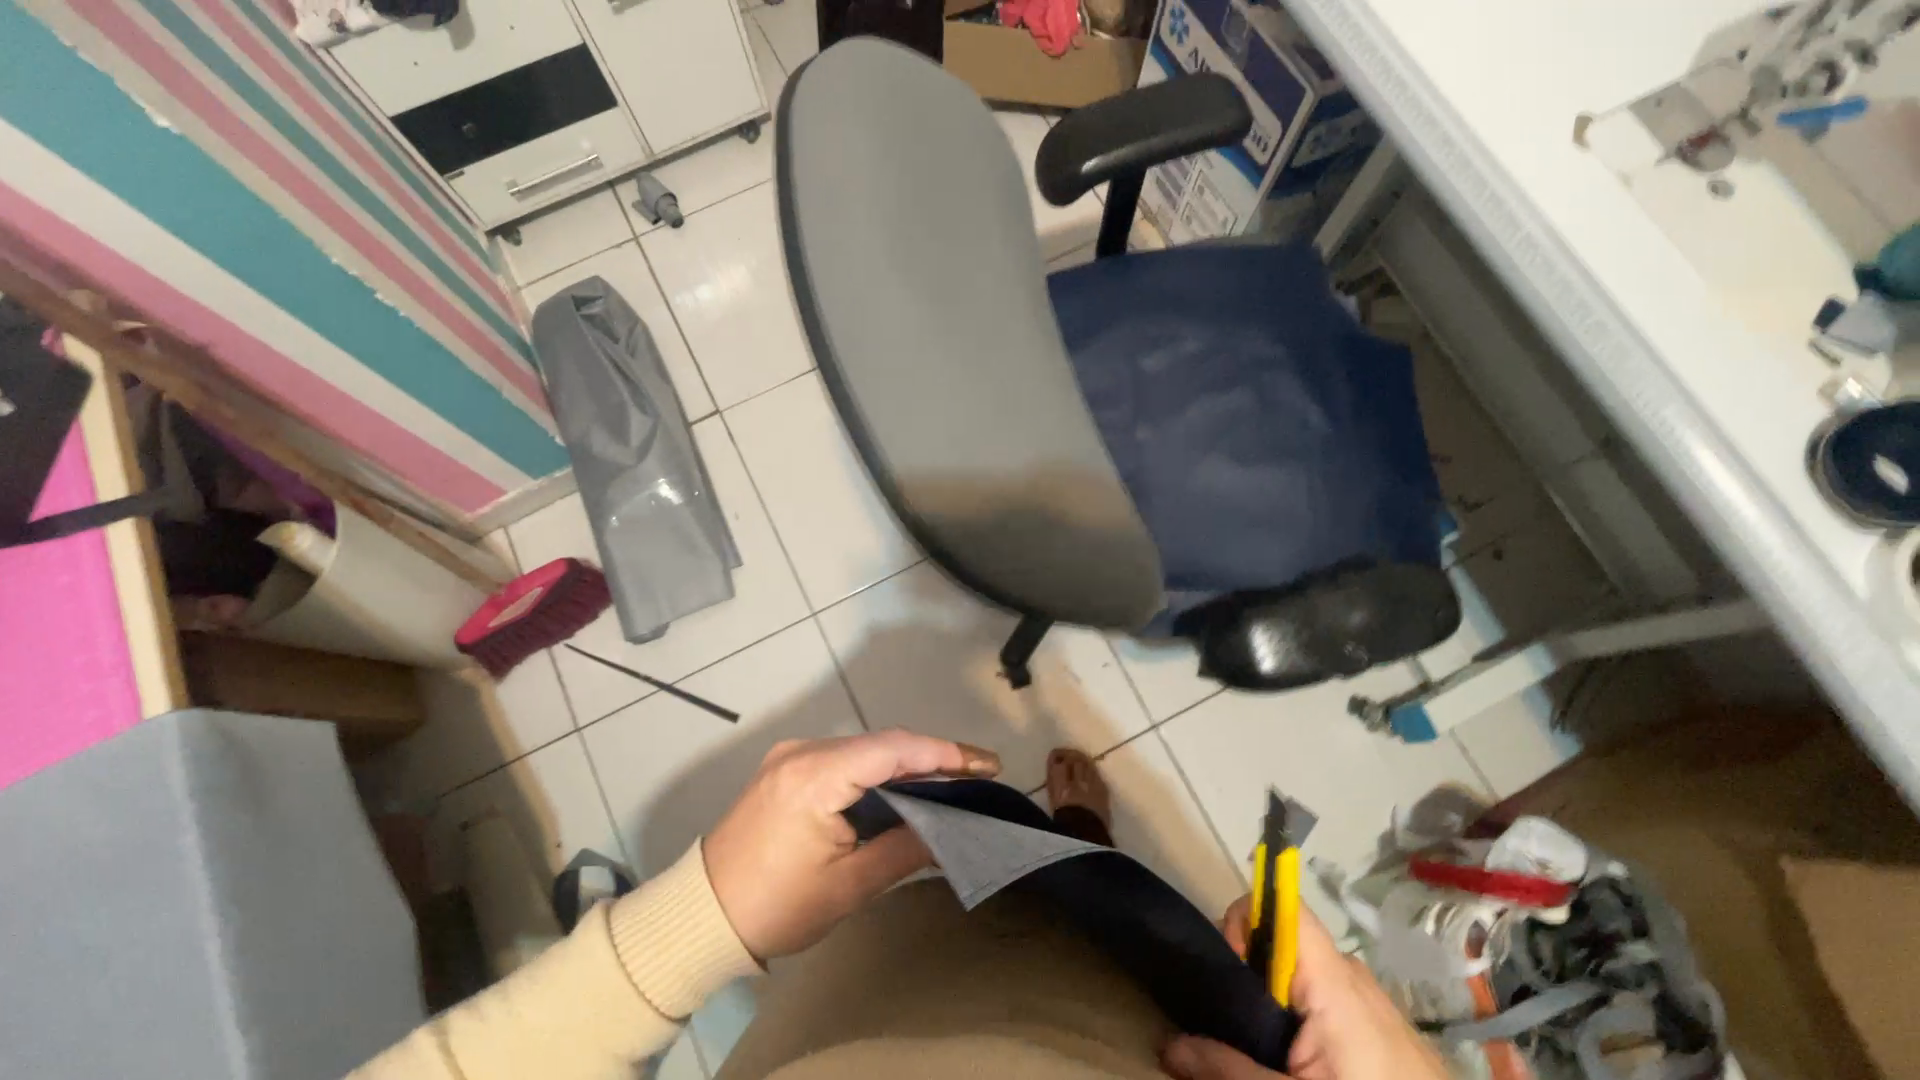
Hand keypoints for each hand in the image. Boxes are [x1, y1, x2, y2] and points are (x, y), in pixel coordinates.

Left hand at [703, 729, 999, 959]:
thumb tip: (951, 833)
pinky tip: (904, 787)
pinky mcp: (785, 769)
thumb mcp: (849, 885)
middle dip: (932, 757)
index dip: (945, 753)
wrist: (701, 916)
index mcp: (816, 776)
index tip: (987, 764)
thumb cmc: (777, 905)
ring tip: (952, 782)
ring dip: (906, 764)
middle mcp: (802, 752)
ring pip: (864, 749)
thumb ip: (905, 850)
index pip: (894, 749)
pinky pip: (844, 760)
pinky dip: (877, 771)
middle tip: (978, 774)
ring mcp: (790, 757)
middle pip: (881, 743)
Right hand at [1163, 897, 1448, 1079]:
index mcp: (1334, 981)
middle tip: (1231, 1029)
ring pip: (1302, 977)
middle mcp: (1352, 975)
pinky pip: (1325, 1000)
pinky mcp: (1379, 1025)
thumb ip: (1228, 1068)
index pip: (1281, 905)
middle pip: (1282, 944)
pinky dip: (1300, 1021)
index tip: (1224, 968)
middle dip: (1247, 976)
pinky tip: (1298, 1065)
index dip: (1243, 920)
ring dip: (1272, 1004)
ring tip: (1265, 1056)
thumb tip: (1167, 1043)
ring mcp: (1369, 1000)